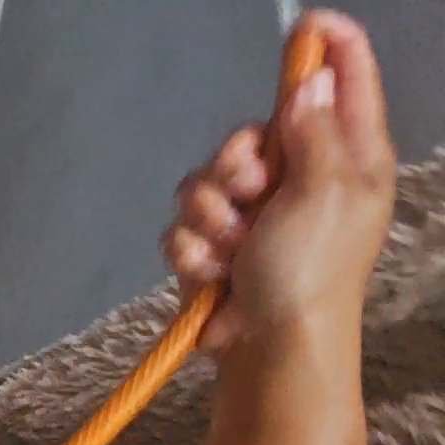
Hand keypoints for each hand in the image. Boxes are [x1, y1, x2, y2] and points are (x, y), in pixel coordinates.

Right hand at [163, 9, 396, 356]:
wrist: (265, 337)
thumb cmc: (312, 269)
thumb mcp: (329, 190)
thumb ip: (318, 133)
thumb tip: (310, 81)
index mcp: (343, 154)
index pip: (341, 85)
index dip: (327, 52)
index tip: (309, 24)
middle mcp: (291, 177)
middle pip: (246, 137)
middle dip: (233, 166)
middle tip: (248, 193)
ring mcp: (245, 214)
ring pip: (200, 185)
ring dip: (206, 219)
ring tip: (227, 248)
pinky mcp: (205, 246)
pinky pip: (177, 229)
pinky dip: (188, 250)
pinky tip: (210, 270)